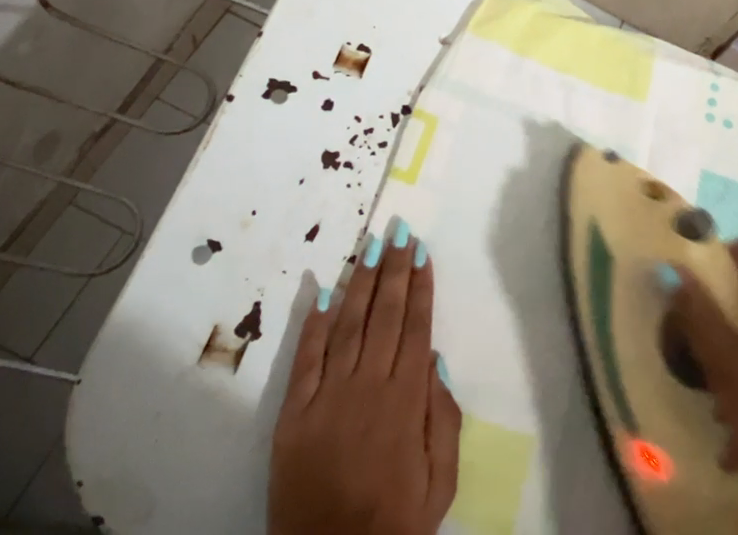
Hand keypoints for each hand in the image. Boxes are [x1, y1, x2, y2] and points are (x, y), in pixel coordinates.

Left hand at [269, 222, 460, 534]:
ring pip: (346, 325)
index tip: (422, 253)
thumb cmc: (393, 522)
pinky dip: (316, 323)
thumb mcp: (440, 482)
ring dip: (359, 282)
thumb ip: (443, 420)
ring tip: (370, 246)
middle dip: (393, 270)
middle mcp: (367, 387)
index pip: (415, 330)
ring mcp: (327, 396)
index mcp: (406, 403)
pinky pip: (306, 358)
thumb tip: (435, 359)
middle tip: (399, 231)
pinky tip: (325, 293)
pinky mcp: (293, 412)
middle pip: (383, 316)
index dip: (419, 288)